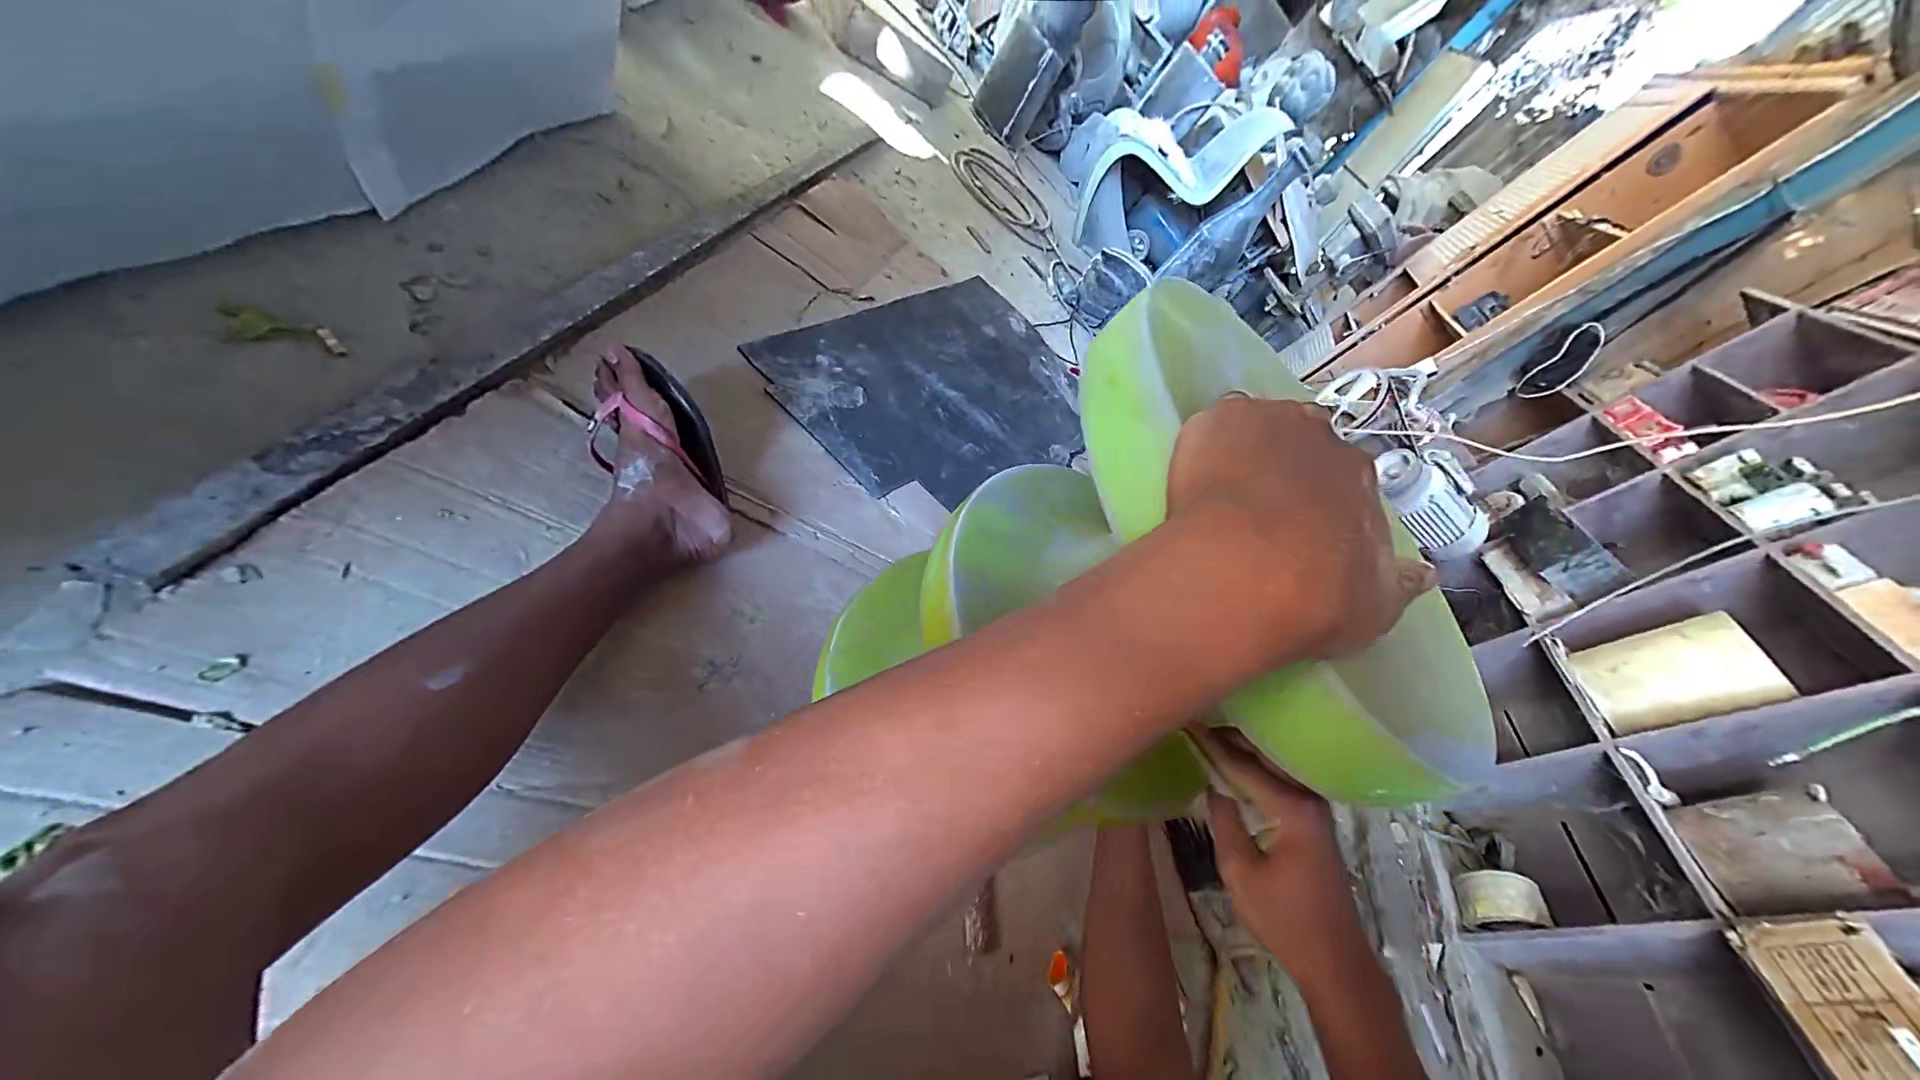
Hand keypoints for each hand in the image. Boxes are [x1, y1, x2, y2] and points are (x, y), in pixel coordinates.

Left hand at [1166, 396, 1434, 660]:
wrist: (1247, 572)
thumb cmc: (1318, 593)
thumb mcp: (1375, 603)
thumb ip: (1395, 580)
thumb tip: (1421, 572)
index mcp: (1359, 472)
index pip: (1343, 472)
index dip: (1320, 495)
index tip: (1302, 519)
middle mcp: (1318, 435)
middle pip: (1300, 441)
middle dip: (1284, 466)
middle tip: (1257, 506)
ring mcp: (1264, 421)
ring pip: (1254, 427)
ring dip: (1243, 450)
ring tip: (1220, 492)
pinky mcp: (1216, 420)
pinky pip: (1210, 425)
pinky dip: (1203, 445)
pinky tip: (1193, 478)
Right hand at [1190, 726, 1354, 983]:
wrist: (1334, 959)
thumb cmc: (1284, 919)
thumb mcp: (1239, 871)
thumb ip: (1223, 821)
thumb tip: (1213, 786)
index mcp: (1291, 808)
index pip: (1242, 765)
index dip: (1210, 744)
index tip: (1185, 722)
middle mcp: (1308, 797)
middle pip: (1263, 755)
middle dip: (1229, 737)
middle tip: (1194, 723)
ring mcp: (1315, 806)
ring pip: (1273, 763)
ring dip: (1243, 749)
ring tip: (1208, 736)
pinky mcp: (1313, 818)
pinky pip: (1280, 778)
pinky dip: (1257, 766)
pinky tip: (1235, 763)